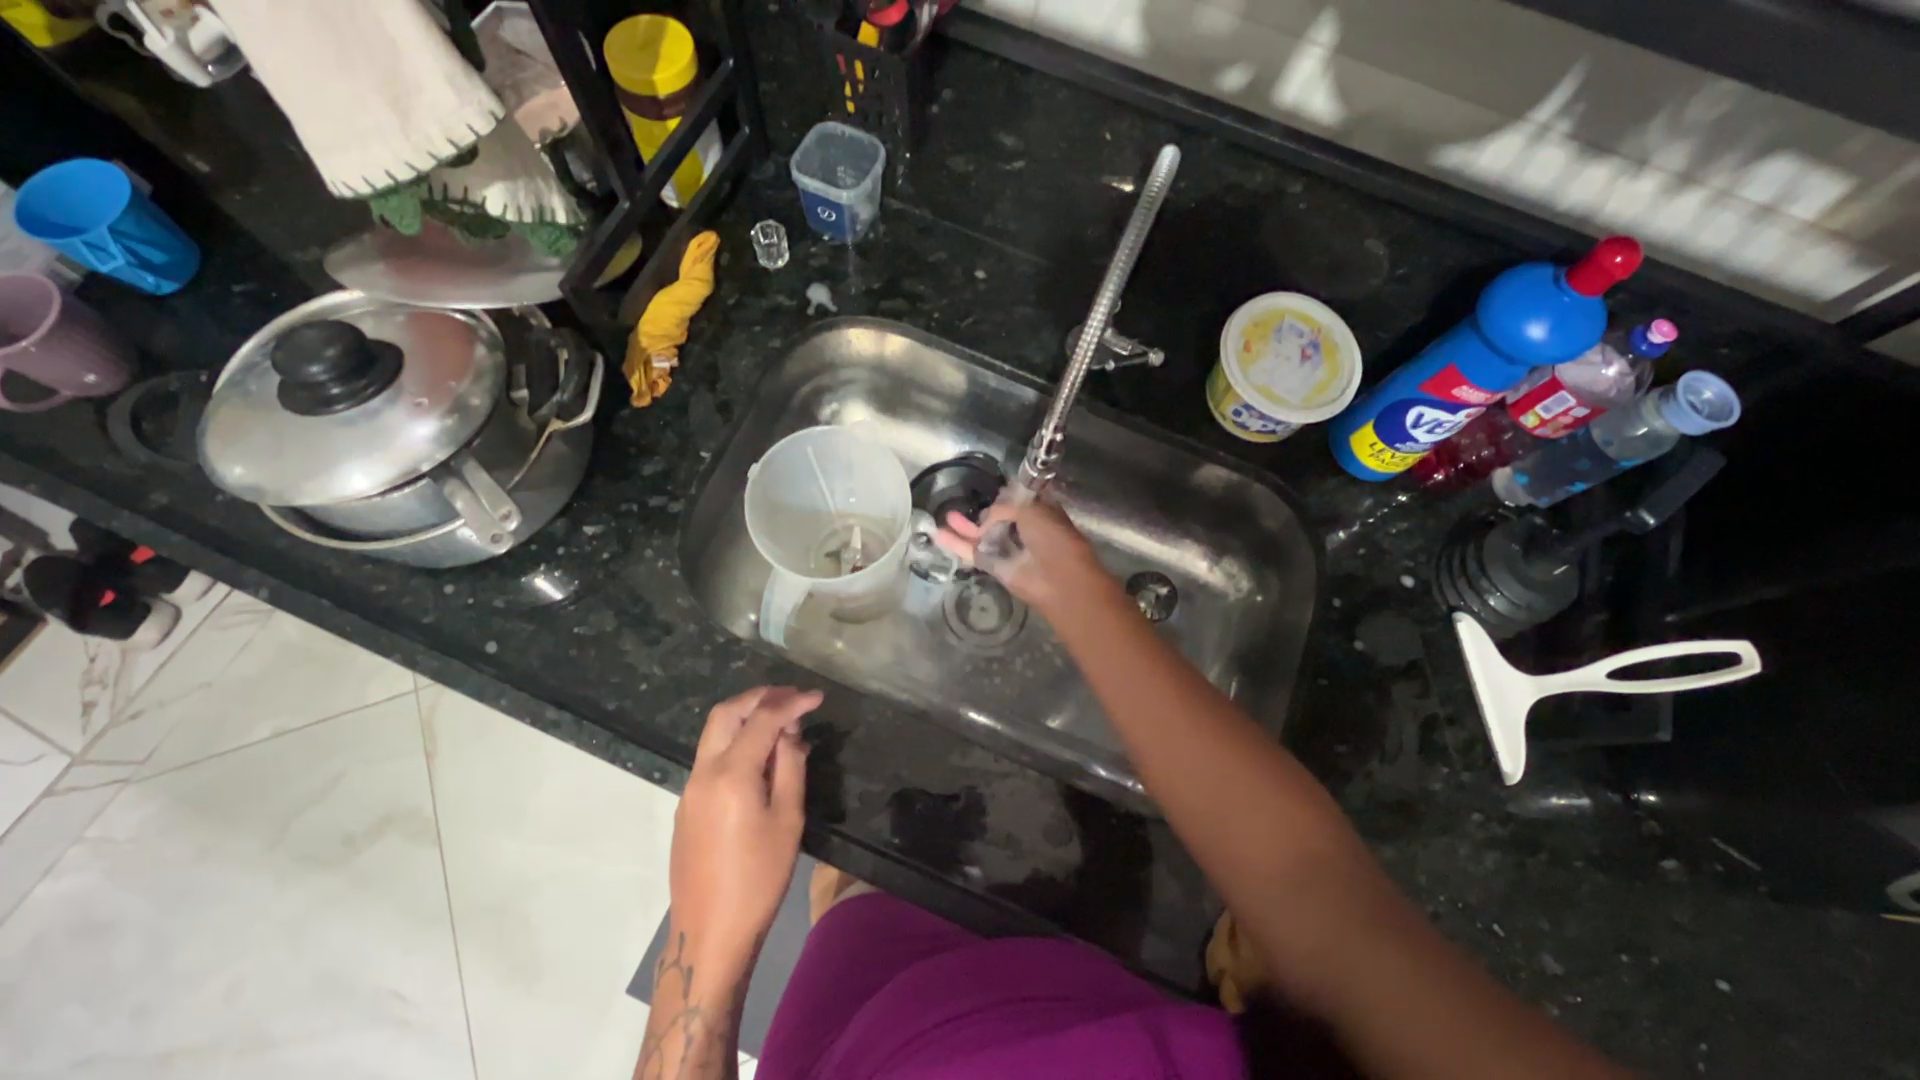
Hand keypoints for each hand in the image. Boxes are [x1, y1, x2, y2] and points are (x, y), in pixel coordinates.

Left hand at [669, 686, 820, 971]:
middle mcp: (704, 771)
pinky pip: (711, 757)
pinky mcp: (688, 806)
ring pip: (714, 733)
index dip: (791, 702)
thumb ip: (790, 769)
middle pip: (726, 713)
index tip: (817, 697)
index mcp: (731, 773)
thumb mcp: (788, 821)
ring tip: (781, 723)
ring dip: (745, 717)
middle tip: (793, 697)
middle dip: (760, 697)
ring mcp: (690, 788)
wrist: (710, 930)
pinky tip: (760, 758)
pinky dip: (735, 741)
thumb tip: (791, 736)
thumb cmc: (759, 878)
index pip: (762, 719)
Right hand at [935, 493, 1107, 612]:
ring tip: (946, 515)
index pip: (1020, 498)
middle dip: (985, 510)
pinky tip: (939, 533)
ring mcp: (1009, 548)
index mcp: (1041, 511)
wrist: (1057, 579)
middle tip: (965, 501)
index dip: (1007, 492)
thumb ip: (1004, 508)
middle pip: (998, 516)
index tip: (996, 488)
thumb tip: (986, 519)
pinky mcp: (995, 566)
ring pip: (982, 534)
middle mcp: (1025, 528)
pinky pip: (973, 551)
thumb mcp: (1030, 510)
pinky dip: (956, 543)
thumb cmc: (1053, 538)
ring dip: (965, 525)